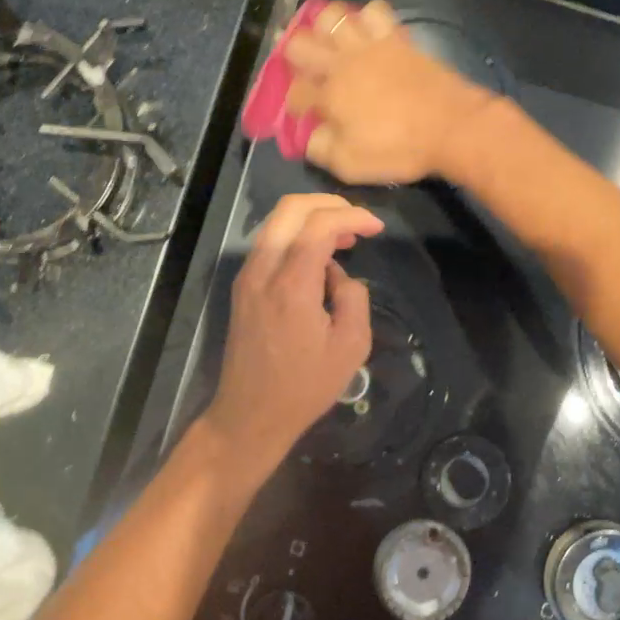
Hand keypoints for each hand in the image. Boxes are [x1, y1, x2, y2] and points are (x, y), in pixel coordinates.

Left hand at [197, 194, 383, 485]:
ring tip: (343, 240)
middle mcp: (263, 271)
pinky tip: (318, 259)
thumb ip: (353, 298)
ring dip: (311, 219)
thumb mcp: (350, 347)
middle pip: (290, 208)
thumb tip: (339, 275)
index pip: (320, 225)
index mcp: (291, 286)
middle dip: (329, 205)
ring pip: (276, 222)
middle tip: (357, 223)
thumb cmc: (304, 387)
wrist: (250, 414)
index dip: (353, 216)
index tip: (377, 227)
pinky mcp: (243, 287)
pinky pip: (269, 243)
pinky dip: (295, 236)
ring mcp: (247, 277)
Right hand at [284, 0, 499, 183]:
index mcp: (329, 96)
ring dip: (326, 29)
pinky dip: (367, 17)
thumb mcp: (352, 165)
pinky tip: (369, 31)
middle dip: (296, 57)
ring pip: (333, 18)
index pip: (295, 92)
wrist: (451, 126)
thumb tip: (310, 137)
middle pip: (301, 44)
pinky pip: (375, 11)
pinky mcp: (397, 39)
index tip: (302, 115)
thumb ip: (322, 150)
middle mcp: (342, 64)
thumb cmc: (399, 150)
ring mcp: (370, 46)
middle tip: (306, 69)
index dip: (294, 104)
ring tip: (333, 43)